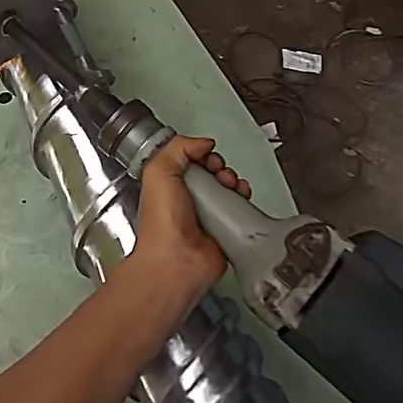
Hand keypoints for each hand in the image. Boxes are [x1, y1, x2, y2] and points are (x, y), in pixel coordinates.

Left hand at [133, 135, 249, 299]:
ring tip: (230, 185)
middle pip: (212, 172)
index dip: (201, 154)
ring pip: (228, 187)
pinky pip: (240, 208)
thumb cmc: (162, 223)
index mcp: (169, 185)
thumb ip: (178, 148)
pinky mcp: (225, 228)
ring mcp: (208, 214)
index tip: (204, 157)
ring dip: (233, 180)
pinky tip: (241, 196)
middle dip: (220, 166)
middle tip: (218, 172)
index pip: (190, 160)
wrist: (177, 259)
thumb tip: (202, 143)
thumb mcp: (159, 171)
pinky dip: (244, 198)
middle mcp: (188, 199)